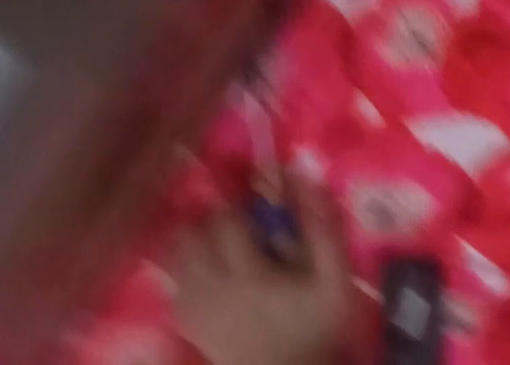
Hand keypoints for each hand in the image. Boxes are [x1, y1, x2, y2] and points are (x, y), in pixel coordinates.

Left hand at [173, 179, 349, 364]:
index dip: (232, 196)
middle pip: (192, 238)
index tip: (246, 181)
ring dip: (192, 236)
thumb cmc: (316, 328)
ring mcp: (197, 312)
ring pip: (177, 260)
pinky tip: (204, 260)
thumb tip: (310, 182)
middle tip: (233, 205)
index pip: (226, 222)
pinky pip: (174, 285)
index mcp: (249, 276)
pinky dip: (184, 265)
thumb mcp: (336, 279)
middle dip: (209, 213)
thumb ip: (324, 230)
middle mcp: (214, 291)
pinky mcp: (191, 327)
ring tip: (216, 226)